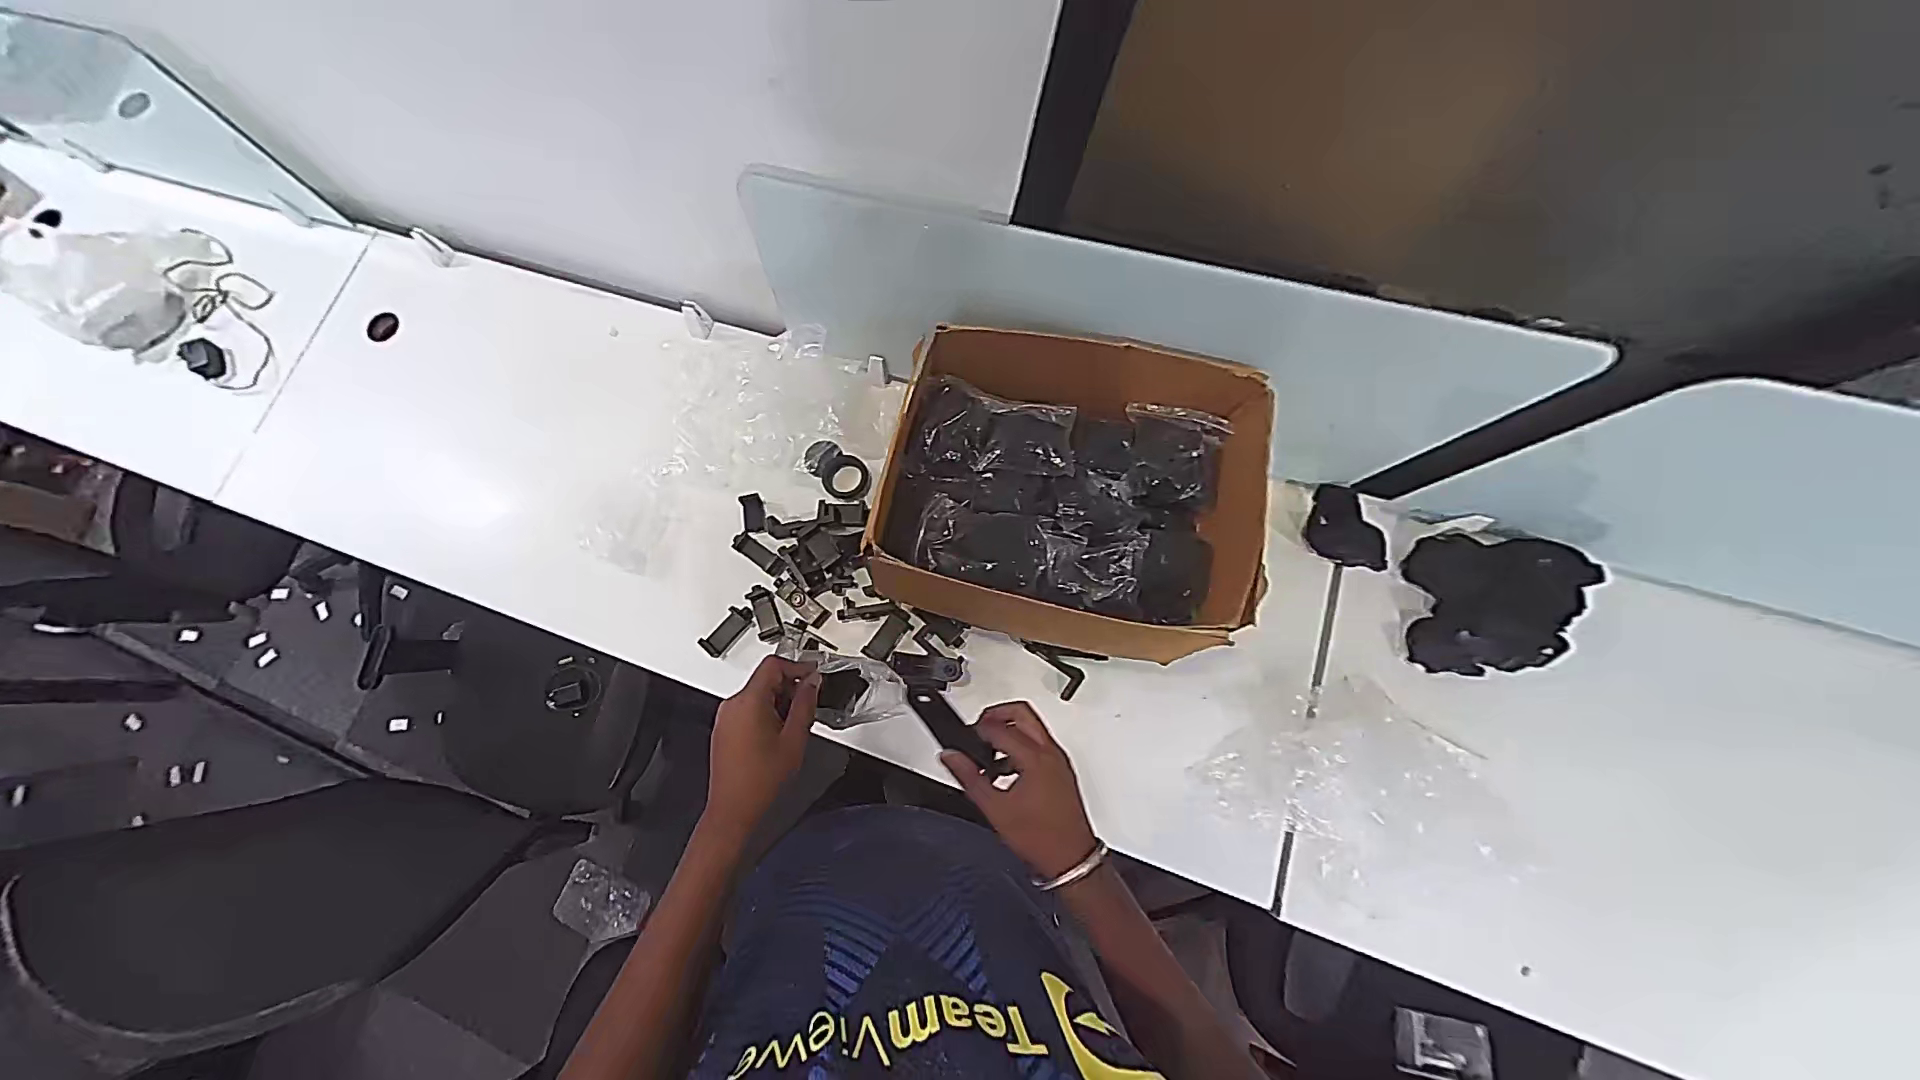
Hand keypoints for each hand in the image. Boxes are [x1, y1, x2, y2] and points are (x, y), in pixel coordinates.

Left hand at [705, 657, 819, 836]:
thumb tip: (812, 683)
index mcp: (748, 702)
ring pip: (757, 694)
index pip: (773, 665)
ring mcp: (725, 717)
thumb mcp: (794, 738)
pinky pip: (748, 708)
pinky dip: (766, 711)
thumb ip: (805, 704)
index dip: (797, 666)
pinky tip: (778, 733)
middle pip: (765, 678)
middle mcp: (732, 705)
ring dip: (778, 700)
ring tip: (793, 722)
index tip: (812, 675)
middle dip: (789, 686)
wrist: (733, 808)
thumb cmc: (758, 781)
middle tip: (808, 700)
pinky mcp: (724, 728)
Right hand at [940, 702, 1098, 879]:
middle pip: (1022, 712)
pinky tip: (1006, 767)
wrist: (1071, 859)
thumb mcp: (995, 809)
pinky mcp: (1062, 768)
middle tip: (979, 727)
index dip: (978, 728)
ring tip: (990, 750)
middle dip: (997, 714)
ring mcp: (1059, 759)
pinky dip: (1022, 744)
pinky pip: (1040, 743)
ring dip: (1010, 729)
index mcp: (1034, 758)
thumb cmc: (1042, 839)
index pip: (1000, 728)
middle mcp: (1050, 753)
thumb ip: (969, 777)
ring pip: (1033, 726)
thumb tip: (951, 757)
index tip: (967, 736)